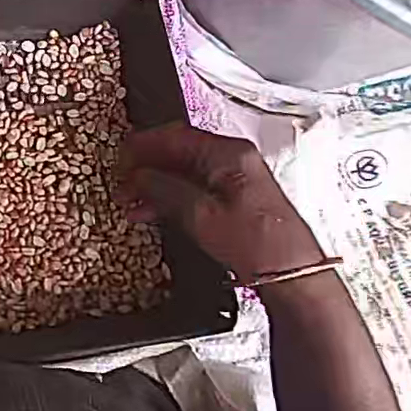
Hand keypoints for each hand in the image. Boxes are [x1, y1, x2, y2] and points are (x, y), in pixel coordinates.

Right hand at [119, 122, 323, 278]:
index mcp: (228, 153)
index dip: (144, 145)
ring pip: (184, 172)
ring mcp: (234, 178)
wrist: (290, 274)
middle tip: (121, 180)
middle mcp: (233, 159)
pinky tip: (151, 211)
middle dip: (146, 167)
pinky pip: (195, 188)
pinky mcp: (234, 198)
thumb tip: (139, 175)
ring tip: (130, 201)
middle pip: (179, 152)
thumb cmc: (255, 243)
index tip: (120, 156)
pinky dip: (170, 197)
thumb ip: (165, 190)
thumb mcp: (200, 215)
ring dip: (155, 185)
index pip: (176, 137)